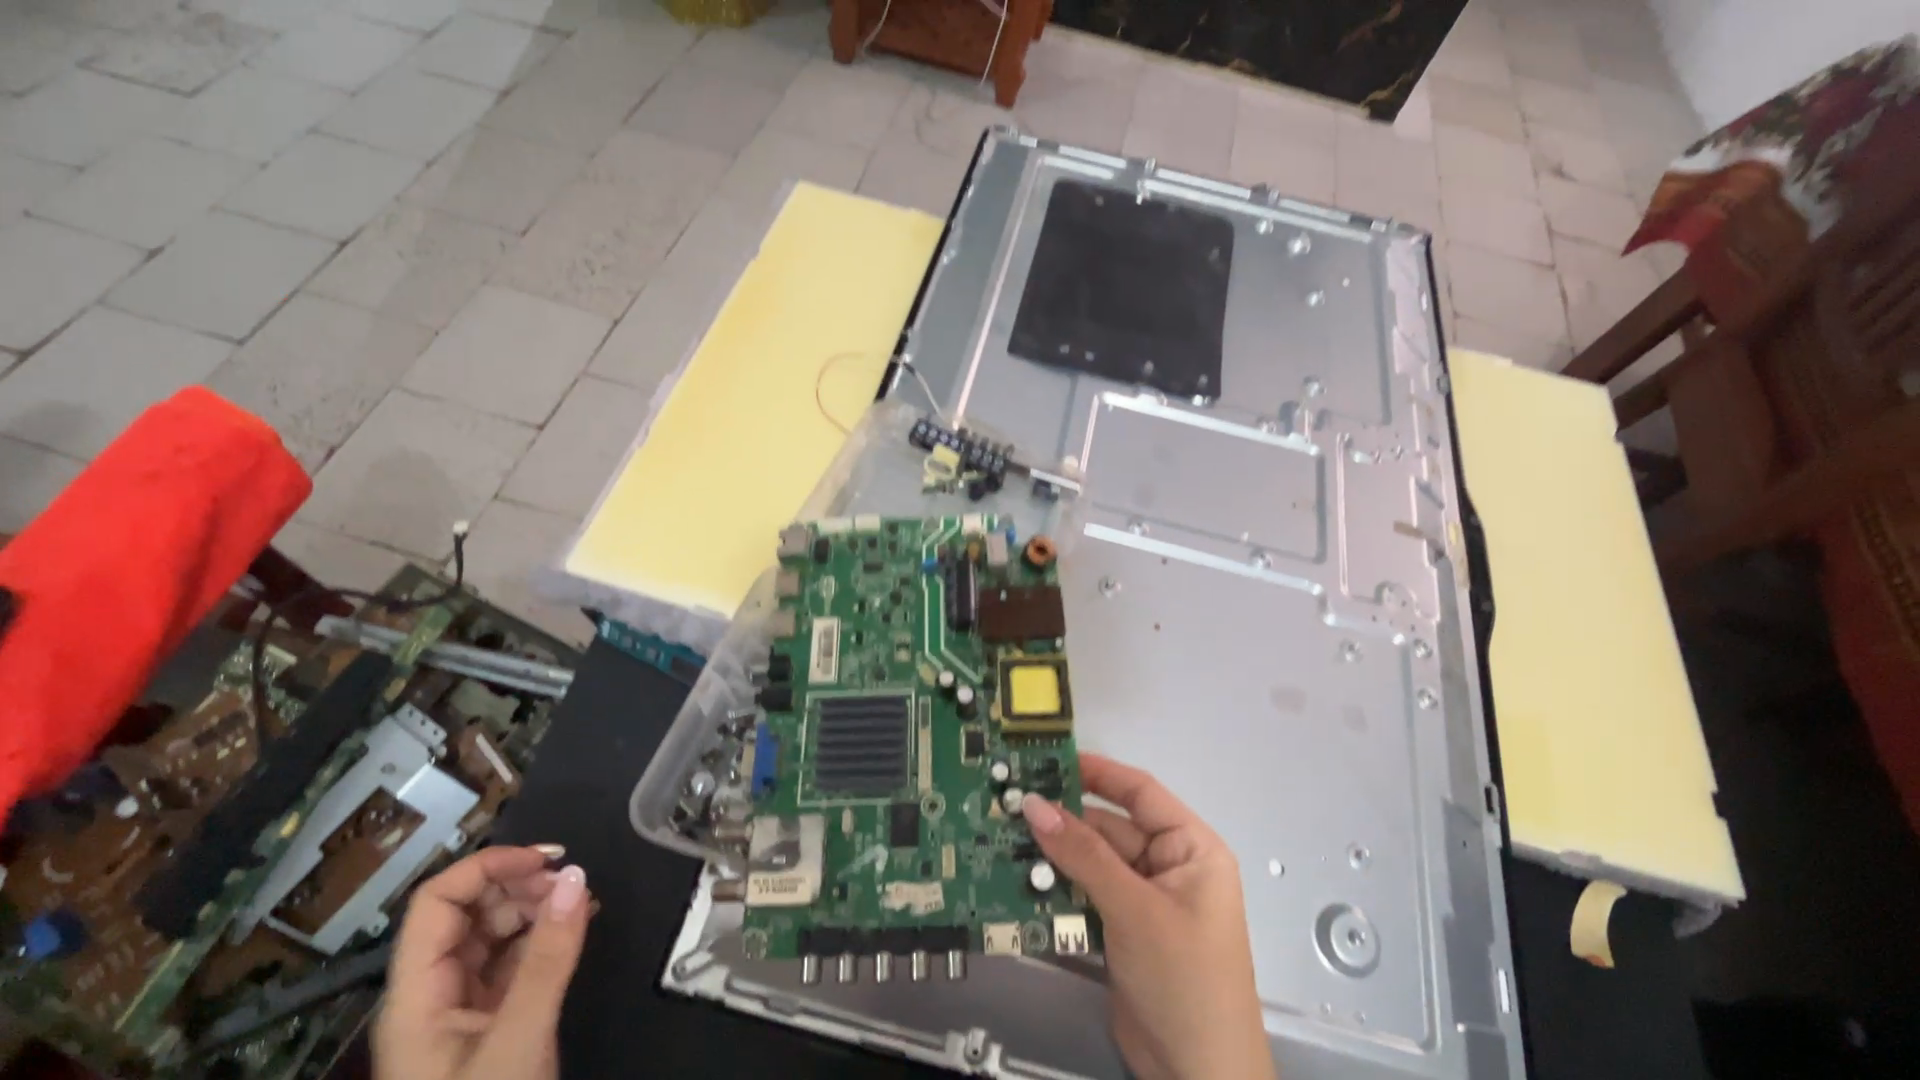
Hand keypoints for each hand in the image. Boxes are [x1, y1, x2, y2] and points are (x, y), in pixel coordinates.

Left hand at [374, 845, 592, 1079]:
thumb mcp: (519, 1040)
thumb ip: (548, 958)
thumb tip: (575, 875)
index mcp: (416, 995)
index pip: (437, 904)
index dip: (488, 868)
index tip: (549, 859)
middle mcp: (432, 994)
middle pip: (464, 914)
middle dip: (517, 885)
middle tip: (573, 881)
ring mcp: (461, 1012)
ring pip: (492, 936)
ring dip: (535, 908)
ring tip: (582, 900)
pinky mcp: (491, 1026)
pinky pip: (514, 964)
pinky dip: (545, 938)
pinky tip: (577, 926)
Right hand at [1023, 755, 1274, 1079]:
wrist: (1197, 1071)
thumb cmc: (1183, 976)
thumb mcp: (1134, 909)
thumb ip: (1083, 855)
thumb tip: (1034, 805)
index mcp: (1192, 849)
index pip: (1141, 793)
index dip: (1098, 772)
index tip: (1050, 759)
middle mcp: (1169, 867)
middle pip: (1110, 829)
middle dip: (1064, 821)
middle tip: (1009, 805)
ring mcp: (1144, 901)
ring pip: (1092, 864)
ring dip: (1054, 857)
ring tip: (1002, 838)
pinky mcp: (1122, 931)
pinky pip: (1085, 896)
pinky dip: (1056, 890)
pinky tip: (1018, 881)